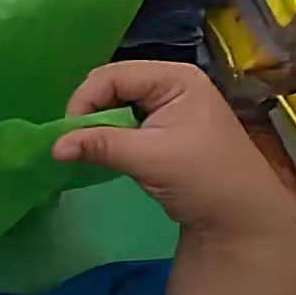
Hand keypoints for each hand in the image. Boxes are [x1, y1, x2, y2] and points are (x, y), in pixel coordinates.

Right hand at [53, 61, 294, 238]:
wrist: (242, 219)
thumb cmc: (203, 179)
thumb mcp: (149, 159)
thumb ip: (100, 146)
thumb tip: (53, 147)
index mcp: (175, 77)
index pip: (114, 75)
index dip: (85, 100)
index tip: (67, 133)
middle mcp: (172, 82)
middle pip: (114, 85)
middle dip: (91, 111)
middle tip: (74, 141)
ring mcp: (170, 105)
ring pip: (118, 103)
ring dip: (100, 124)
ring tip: (87, 147)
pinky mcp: (166, 127)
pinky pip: (127, 120)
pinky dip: (111, 134)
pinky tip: (103, 151)